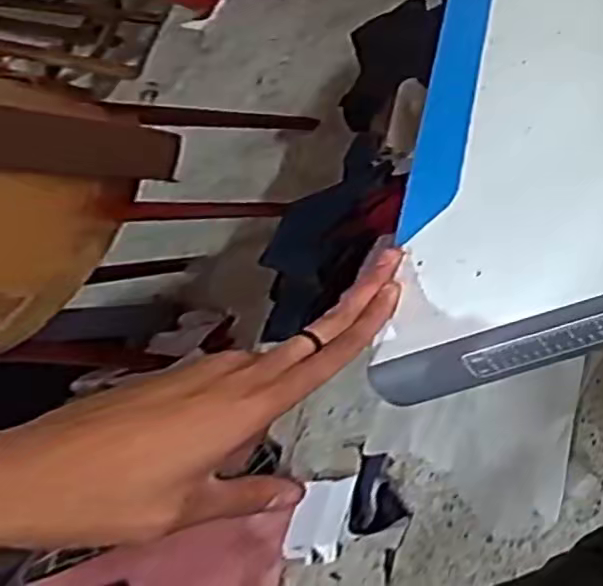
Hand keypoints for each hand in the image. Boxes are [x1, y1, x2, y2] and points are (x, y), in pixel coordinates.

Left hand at [0, 249, 402, 548]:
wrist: (8, 478)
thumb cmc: (102, 496)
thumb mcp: (176, 512)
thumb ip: (243, 497)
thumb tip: (291, 495)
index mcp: (254, 404)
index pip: (331, 352)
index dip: (369, 317)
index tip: (395, 285)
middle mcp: (241, 375)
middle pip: (318, 328)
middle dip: (359, 292)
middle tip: (391, 259)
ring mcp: (207, 369)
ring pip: (270, 358)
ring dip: (283, 369)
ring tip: (240, 427)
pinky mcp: (179, 374)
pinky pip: (231, 373)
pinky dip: (243, 385)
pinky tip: (205, 425)